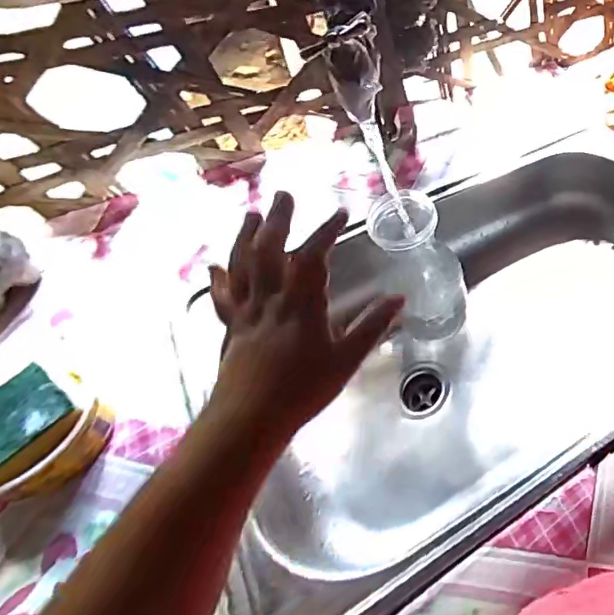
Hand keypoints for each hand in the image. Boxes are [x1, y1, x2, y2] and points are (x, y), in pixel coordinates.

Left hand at [206, 192, 402, 449]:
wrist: (248, 420)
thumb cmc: (302, 390)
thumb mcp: (347, 360)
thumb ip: (372, 327)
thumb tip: (399, 299)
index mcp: (301, 306)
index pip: (312, 258)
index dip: (325, 231)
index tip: (340, 213)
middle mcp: (270, 301)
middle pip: (269, 252)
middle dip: (278, 220)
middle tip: (283, 194)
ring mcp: (247, 314)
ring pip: (242, 267)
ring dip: (245, 237)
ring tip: (251, 215)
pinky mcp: (232, 330)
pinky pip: (224, 298)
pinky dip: (220, 279)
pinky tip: (214, 266)